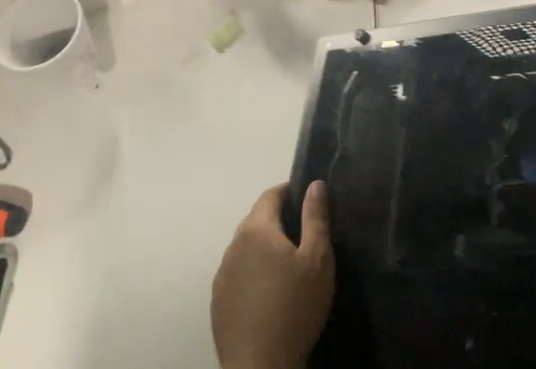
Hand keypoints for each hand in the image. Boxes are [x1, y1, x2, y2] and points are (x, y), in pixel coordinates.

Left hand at [212, 181, 333, 368]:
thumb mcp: (317, 260)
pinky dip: (252, 272)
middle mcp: (233, 246)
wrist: (261, 366)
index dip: (288, 192)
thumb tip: (314, 184)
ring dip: (263, 248)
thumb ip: (315, 218)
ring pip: (245, 248)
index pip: (270, 195)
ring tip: (287, 265)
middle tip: (303, 236)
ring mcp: (222, 275)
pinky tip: (269, 291)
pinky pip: (237, 273)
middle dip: (278, 220)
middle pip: (256, 221)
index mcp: (256, 230)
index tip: (307, 200)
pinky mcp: (218, 301)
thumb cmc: (295, 307)